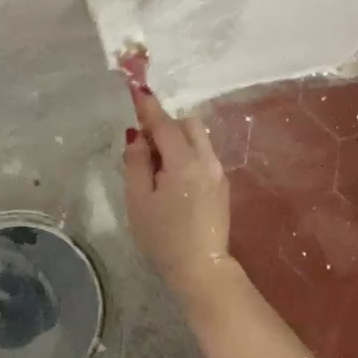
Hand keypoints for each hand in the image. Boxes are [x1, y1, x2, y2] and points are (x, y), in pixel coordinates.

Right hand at [123, 88, 232, 290]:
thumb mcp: (138, 200)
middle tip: (143, 144)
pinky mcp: (222, 184)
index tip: (136, 89)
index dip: (148, 107)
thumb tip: (137, 135)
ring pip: (197, 138)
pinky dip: (186, 154)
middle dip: (165, 124)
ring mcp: (218, 172)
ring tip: (156, 165)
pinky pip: (202, 155)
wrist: (201, 268)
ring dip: (176, 139)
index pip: (164, 123)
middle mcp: (207, 160)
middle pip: (187, 124)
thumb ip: (136, 162)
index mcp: (184, 162)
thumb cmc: (163, 237)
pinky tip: (171, 178)